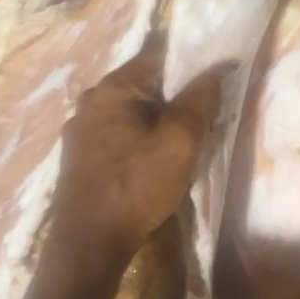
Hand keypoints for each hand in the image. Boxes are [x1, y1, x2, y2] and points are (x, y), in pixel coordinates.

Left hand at [53, 37, 229, 255]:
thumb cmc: (138, 186)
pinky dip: (140, 133)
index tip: (217, 72)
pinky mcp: (79, 154)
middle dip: (177, 90)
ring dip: (158, 115)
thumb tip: (220, 65)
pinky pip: (119, 128)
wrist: (88, 247)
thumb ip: (203, 96)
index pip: (161, 51)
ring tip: (183, 136)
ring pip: (133, 106)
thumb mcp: (182, 139)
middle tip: (206, 110)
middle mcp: (92, 98)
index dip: (193, 57)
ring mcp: (81, 127)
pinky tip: (153, 156)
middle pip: (147, 79)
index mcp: (115, 86)